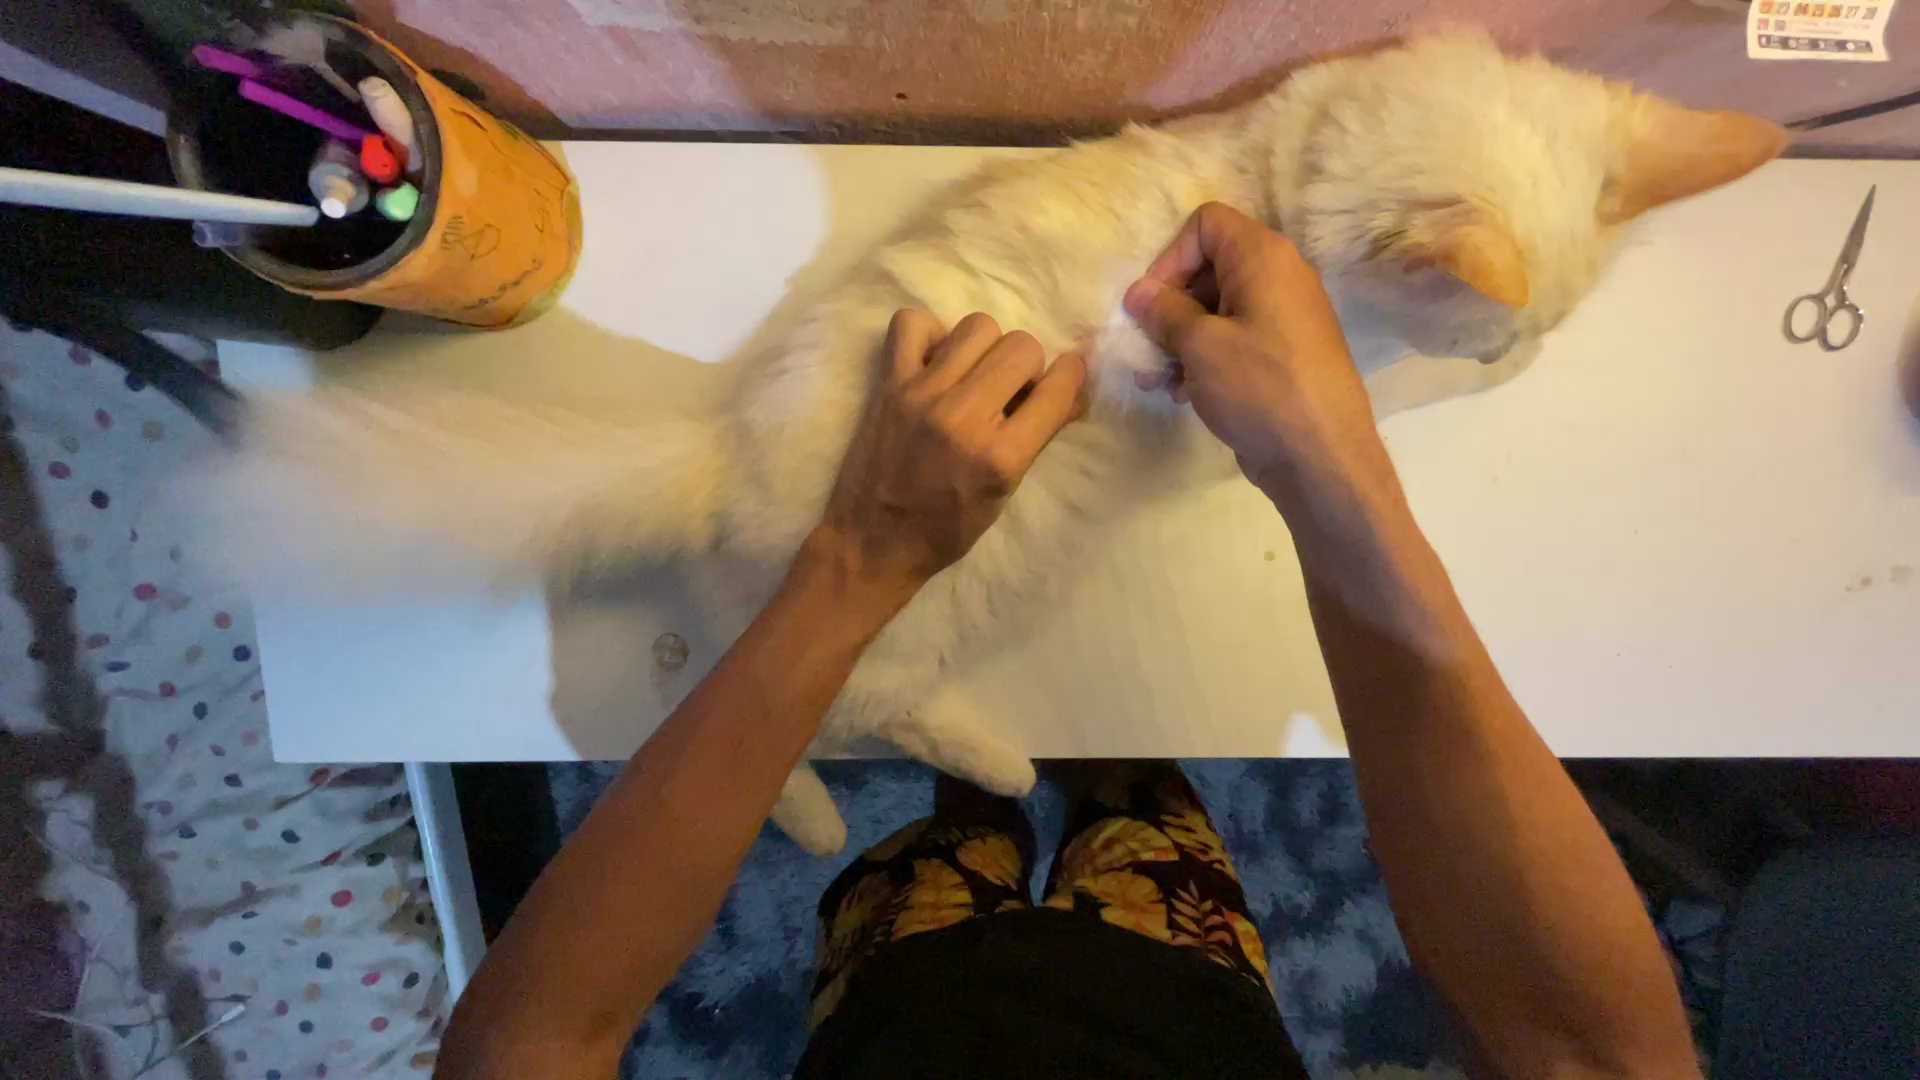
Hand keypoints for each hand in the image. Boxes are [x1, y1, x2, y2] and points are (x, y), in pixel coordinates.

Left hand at [800, 310, 1086, 607]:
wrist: (873, 543)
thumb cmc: (946, 530)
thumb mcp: (1004, 494)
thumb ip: (1037, 439)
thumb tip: (1071, 391)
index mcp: (1001, 456)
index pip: (1058, 388)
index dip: (1070, 378)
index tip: (1063, 378)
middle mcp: (964, 417)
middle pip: (1022, 346)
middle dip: (1026, 368)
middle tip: (1008, 392)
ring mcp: (922, 395)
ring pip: (978, 327)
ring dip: (986, 348)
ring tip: (973, 376)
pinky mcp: (888, 385)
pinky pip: (912, 323)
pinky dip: (928, 334)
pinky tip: (934, 363)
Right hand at [1123, 202, 1391, 508]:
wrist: (1319, 455)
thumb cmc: (1259, 387)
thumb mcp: (1200, 346)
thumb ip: (1164, 312)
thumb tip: (1138, 292)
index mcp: (1263, 257)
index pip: (1206, 224)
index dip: (1170, 257)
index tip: (1151, 303)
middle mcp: (1277, 277)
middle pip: (1208, 269)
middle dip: (1168, 306)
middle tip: (1145, 346)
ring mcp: (1281, 319)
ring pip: (1215, 310)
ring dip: (1178, 339)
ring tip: (1156, 379)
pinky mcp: (1279, 356)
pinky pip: (1232, 340)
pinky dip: (1203, 358)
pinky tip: (1183, 392)